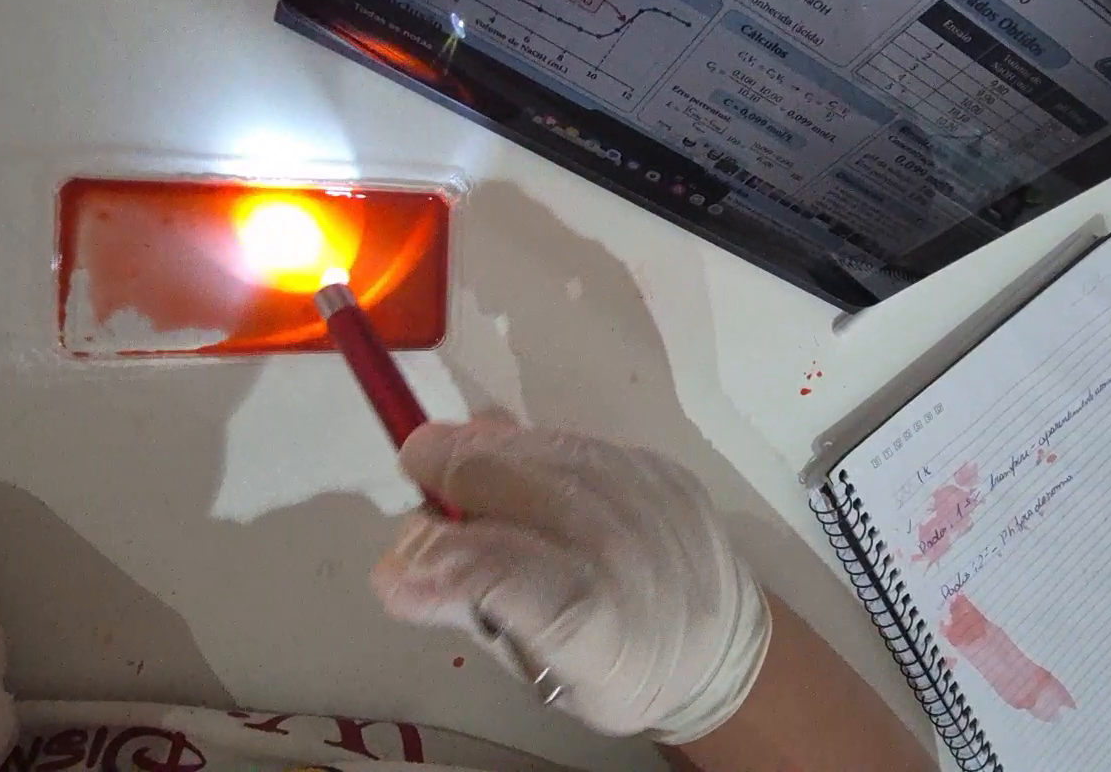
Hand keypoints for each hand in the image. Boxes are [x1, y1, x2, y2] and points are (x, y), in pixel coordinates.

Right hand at [372, 423, 770, 742]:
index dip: (446, 558)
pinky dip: (530, 443)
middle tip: (414, 463)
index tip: (394, 561)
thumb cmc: (617, 669)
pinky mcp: (661, 467)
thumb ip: (473, 610)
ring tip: (448, 448)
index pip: (513, 576)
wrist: (716, 637)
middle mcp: (630, 553)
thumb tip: (396, 570)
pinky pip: (578, 441)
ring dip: (487, 445)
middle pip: (528, 490)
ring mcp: (651, 499)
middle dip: (456, 469)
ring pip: (550, 451)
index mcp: (602, 629)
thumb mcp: (541, 670)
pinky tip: (505, 449)